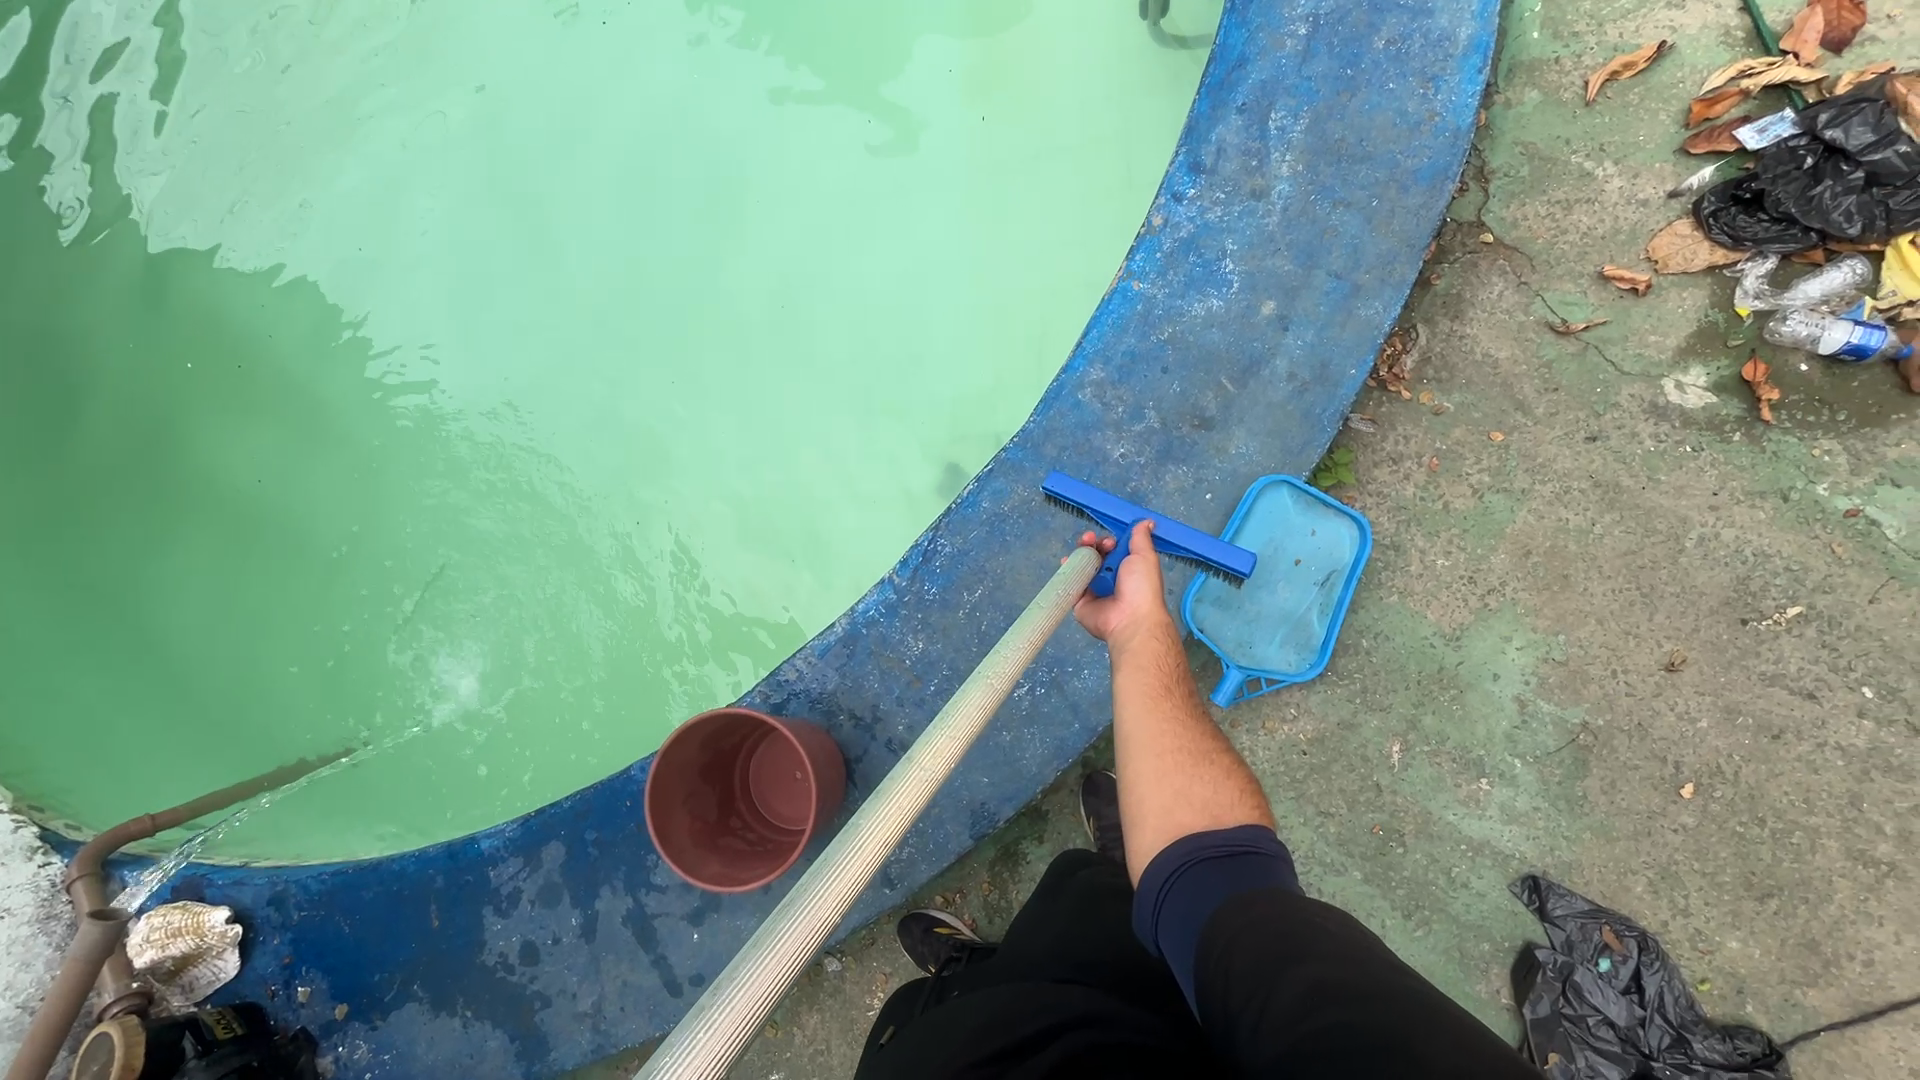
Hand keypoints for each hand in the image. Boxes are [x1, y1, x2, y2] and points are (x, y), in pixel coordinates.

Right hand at [1071, 520, 1173, 647]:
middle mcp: (1111, 578)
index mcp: (1128, 568)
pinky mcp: (1080, 601)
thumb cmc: (1140, 585)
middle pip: (1097, 556)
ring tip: (1081, 547)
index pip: (1114, 550)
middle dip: (1092, 544)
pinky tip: (1066, 561)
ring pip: (1083, 567)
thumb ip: (1141, 538)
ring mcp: (1095, 590)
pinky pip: (1071, 583)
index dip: (1109, 541)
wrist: (1129, 617)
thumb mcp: (1144, 556)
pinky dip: (1067, 570)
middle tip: (1090, 540)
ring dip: (1080, 553)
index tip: (1110, 541)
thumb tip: (1147, 521)